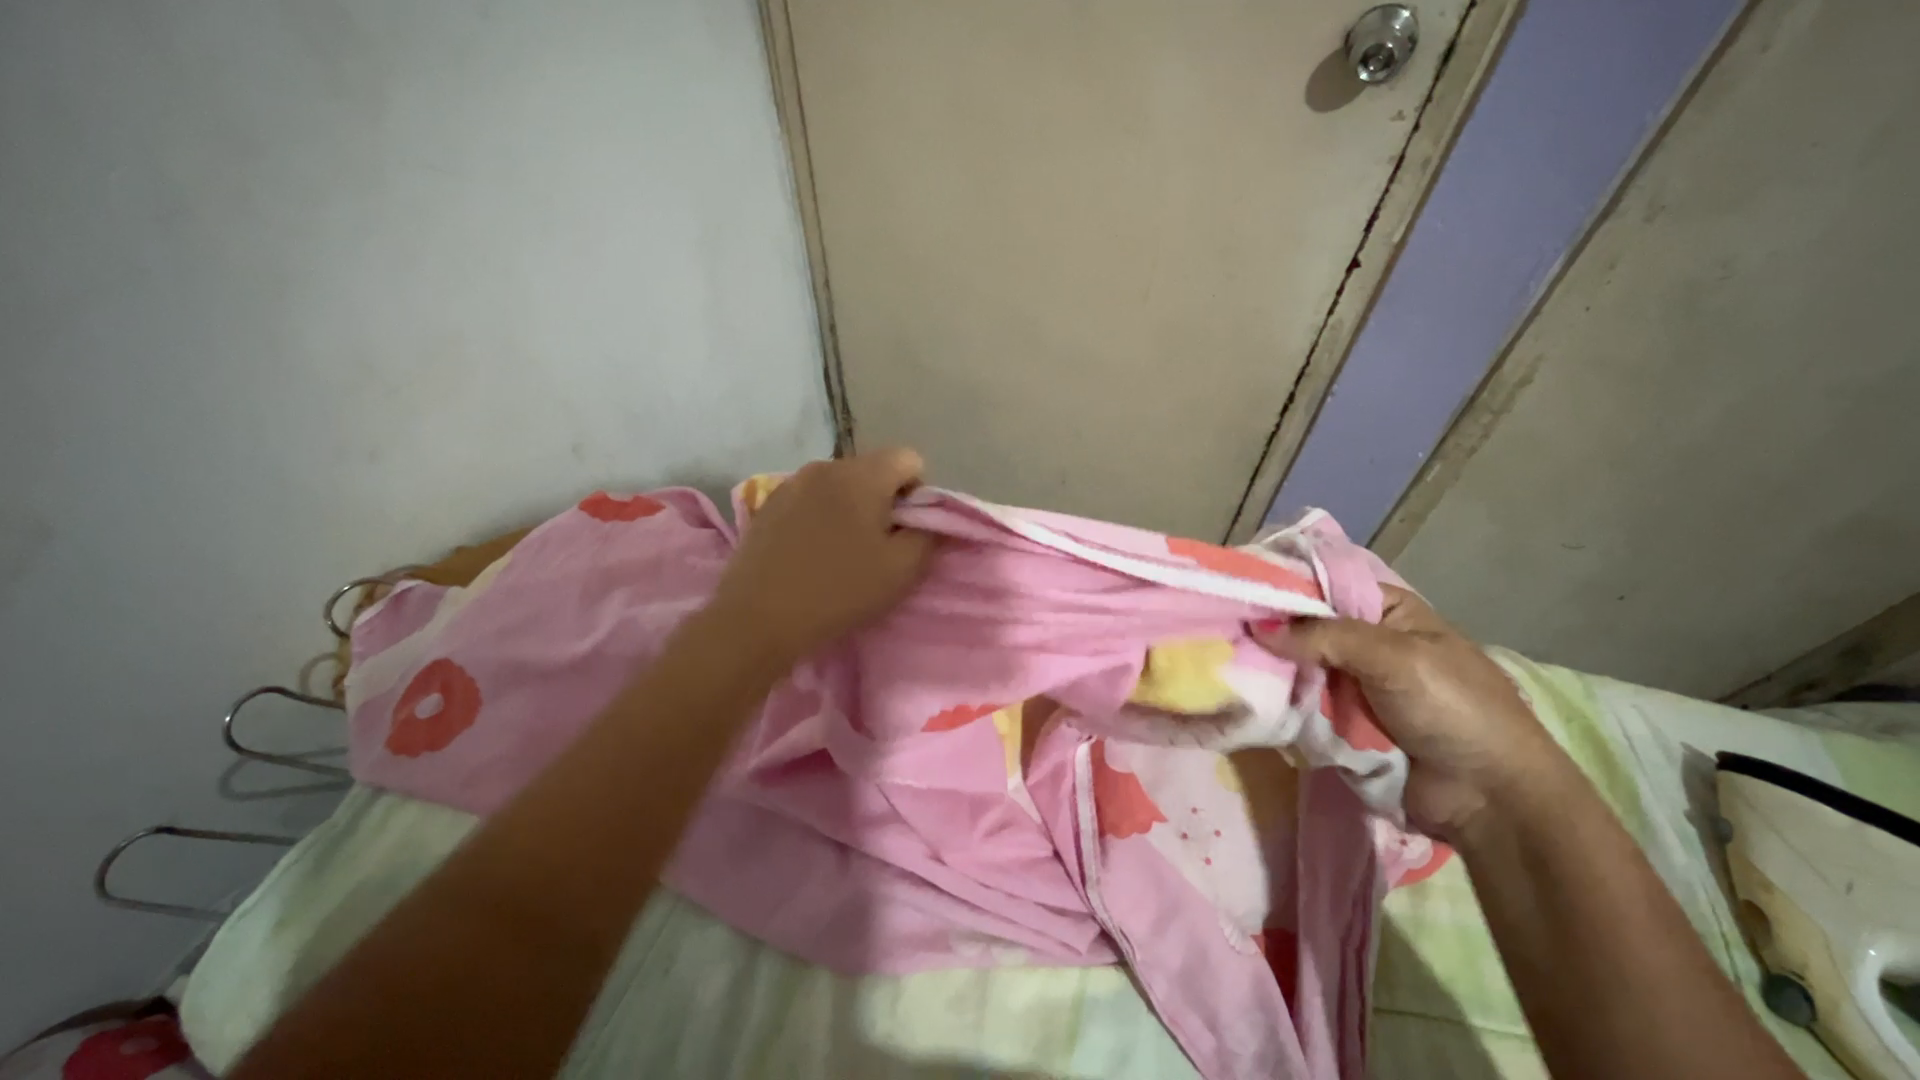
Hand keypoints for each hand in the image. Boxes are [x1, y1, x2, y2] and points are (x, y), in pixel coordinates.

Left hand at [707, 448, 936, 664]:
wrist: (757, 618)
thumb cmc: (839, 591)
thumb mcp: (902, 571)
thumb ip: (928, 537)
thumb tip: (931, 521)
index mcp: (862, 475)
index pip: (908, 459)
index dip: (918, 494)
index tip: (907, 532)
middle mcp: (825, 466)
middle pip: (872, 470)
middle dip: (884, 501)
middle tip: (878, 548)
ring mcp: (791, 484)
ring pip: (839, 486)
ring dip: (850, 510)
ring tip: (842, 553)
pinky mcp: (767, 506)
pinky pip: (809, 501)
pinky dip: (820, 519)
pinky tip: (811, 555)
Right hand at [1253, 586, 1573, 840]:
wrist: (1489, 798)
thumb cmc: (1454, 709)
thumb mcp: (1394, 658)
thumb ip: (1324, 636)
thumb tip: (1256, 626)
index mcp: (1387, 613)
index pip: (1323, 588)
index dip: (1281, 588)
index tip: (1233, 590)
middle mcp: (1365, 645)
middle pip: (1303, 631)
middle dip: (1269, 637)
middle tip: (1220, 636)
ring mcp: (1351, 689)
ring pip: (1297, 672)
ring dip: (1270, 676)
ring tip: (1224, 670)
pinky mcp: (1341, 729)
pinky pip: (1300, 710)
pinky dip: (1280, 709)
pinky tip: (1244, 701)